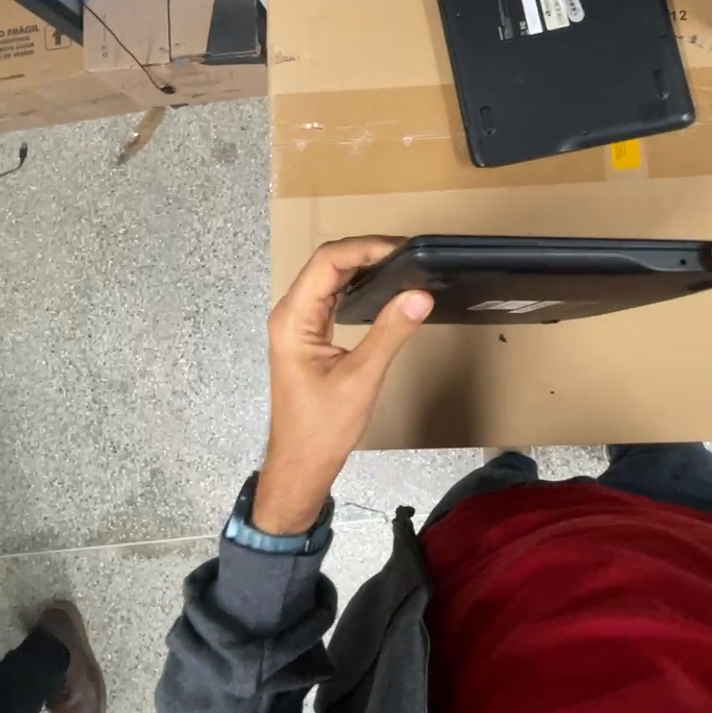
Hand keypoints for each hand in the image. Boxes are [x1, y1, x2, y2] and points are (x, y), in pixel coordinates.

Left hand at [255, 237, 433, 533]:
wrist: (301, 465)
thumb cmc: (323, 427)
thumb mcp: (362, 377)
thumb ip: (391, 332)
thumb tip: (421, 294)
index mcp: (293, 318)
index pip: (328, 262)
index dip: (364, 248)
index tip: (401, 248)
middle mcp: (291, 313)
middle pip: (327, 263)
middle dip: (366, 251)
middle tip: (408, 252)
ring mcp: (298, 322)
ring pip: (329, 277)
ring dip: (362, 265)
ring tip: (401, 262)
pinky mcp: (308, 333)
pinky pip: (332, 296)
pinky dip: (357, 285)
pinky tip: (382, 285)